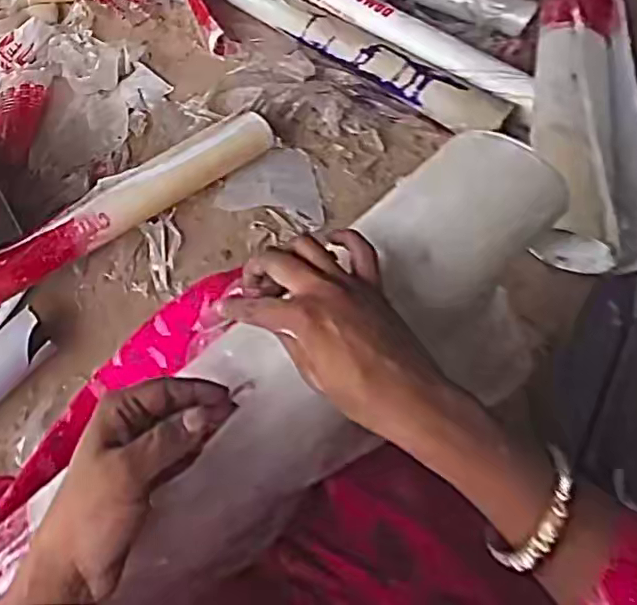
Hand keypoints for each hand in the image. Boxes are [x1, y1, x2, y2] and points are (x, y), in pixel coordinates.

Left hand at [9, 379, 235, 602]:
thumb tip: (202, 413)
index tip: (228, 398)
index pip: (163, 389)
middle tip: (235, 414)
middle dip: (200, 408)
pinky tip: (210, 454)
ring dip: (199, 430)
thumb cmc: (92, 512)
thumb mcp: (128, 471)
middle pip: (170, 407)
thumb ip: (166, 440)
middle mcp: (126, 424)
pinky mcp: (143, 479)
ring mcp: (134, 452)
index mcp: (116, 410)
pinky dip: (192, 453)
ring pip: (174, 431)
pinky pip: (174, 457)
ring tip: (229, 430)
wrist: (72, 569)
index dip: (196, 390)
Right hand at [218, 231, 449, 442]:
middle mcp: (322, 290)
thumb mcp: (312, 373)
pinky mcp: (371, 283)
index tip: (225, 308)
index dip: (235, 308)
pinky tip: (328, 243)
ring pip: (308, 244)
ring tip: (282, 267)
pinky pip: (357, 247)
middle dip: (255, 270)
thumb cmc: (362, 396)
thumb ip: (289, 339)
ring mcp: (348, 282)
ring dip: (288, 252)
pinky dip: (341, 238)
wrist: (411, 399)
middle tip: (251, 285)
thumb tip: (276, 323)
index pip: (257, 307)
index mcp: (303, 317)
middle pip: (275, 260)